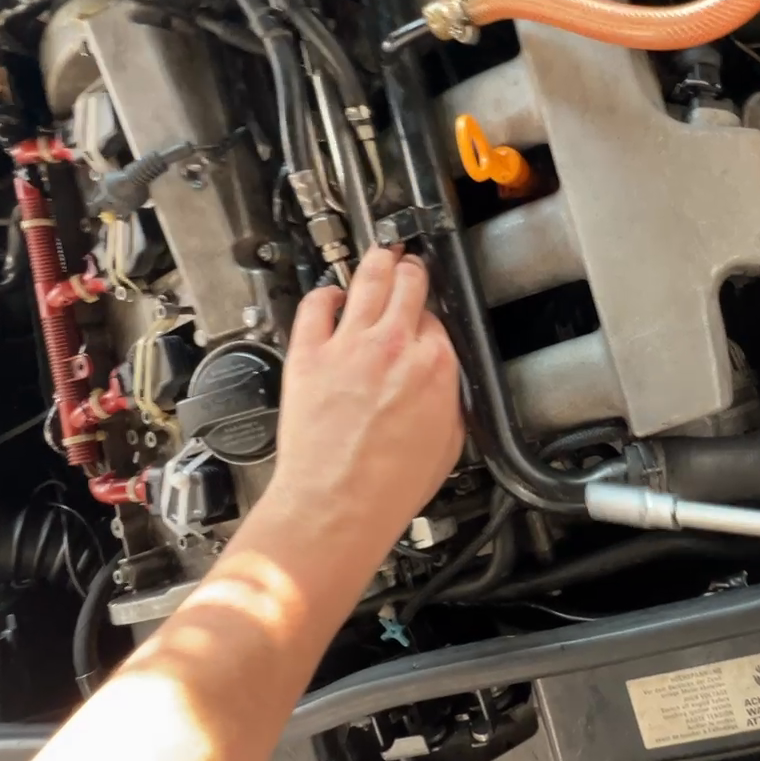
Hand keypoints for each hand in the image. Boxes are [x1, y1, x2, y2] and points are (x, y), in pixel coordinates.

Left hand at [259, 247, 463, 557]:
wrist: (338, 506)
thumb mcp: (449, 444)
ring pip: (368, 279)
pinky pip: (316, 306)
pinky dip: (325, 293)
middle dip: (411, 270)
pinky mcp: (309, 354)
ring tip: (379, 254)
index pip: (438, 319)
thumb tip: (444, 387)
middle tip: (409, 265)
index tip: (428, 316)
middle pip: (407, 283)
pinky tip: (331, 293)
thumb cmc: (389, 486)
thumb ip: (450, 402)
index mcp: (435, 366)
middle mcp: (394, 345)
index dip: (432, 317)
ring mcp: (349, 345)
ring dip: (377, 261)